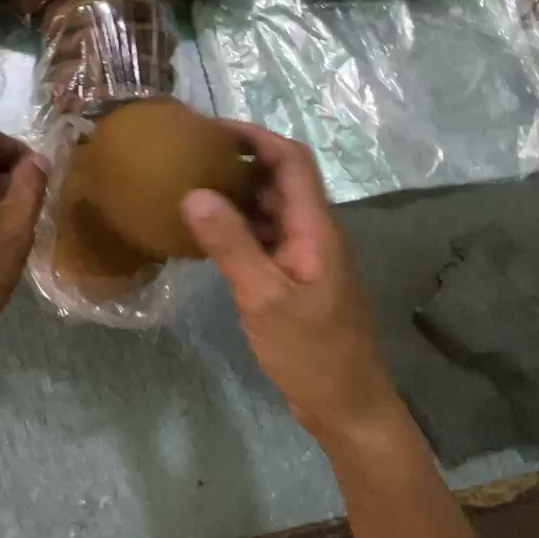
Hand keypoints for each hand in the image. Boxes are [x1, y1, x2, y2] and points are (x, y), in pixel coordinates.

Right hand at [181, 122, 398, 443]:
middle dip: (240, 160)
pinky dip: (237, 227)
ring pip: (270, 209)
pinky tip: (205, 234)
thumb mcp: (264, 298)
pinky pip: (265, 238)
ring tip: (189, 186)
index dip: (256, 136)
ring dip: (236, 194)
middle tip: (190, 156)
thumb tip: (194, 193)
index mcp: (315, 228)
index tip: (211, 128)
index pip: (291, 161)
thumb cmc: (313, 353)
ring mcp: (306, 257)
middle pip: (280, 180)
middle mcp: (313, 233)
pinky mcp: (295, 279)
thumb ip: (231, 244)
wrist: (349, 409)